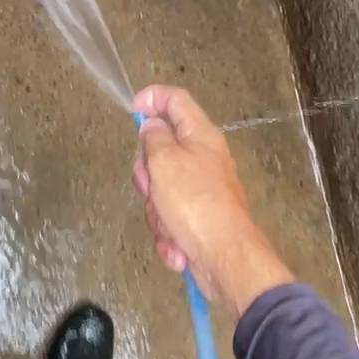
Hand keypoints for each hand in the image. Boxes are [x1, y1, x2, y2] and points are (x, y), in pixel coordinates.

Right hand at [132, 85, 294, 315]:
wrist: (226, 261)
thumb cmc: (195, 202)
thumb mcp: (165, 160)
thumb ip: (153, 137)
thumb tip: (151, 126)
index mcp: (200, 135)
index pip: (175, 98)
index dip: (151, 97)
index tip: (132, 111)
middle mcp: (202, 159)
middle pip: (160, 149)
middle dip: (147, 173)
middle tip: (151, 185)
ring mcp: (200, 191)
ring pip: (160, 188)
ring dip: (156, 210)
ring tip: (169, 224)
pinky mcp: (197, 221)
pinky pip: (169, 217)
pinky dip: (168, 234)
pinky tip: (177, 247)